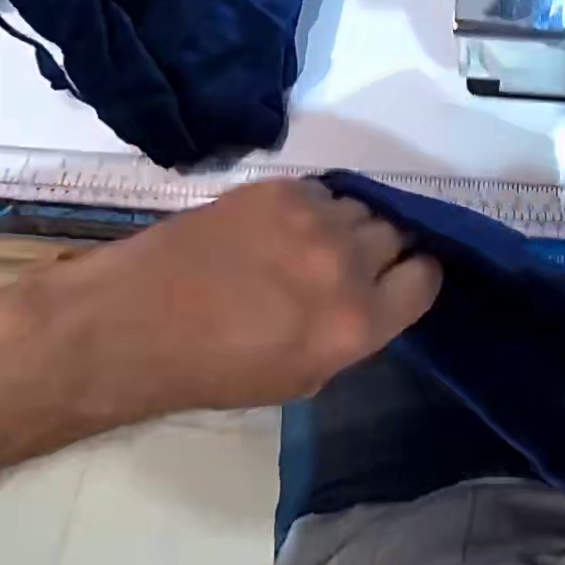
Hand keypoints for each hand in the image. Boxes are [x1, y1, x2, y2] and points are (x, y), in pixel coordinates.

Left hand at [27, 179, 441, 423]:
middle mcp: (346, 263)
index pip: (427, 276)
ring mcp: (313, 218)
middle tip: (353, 263)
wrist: (137, 322)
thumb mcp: (305, 376)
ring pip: (364, 208)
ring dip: (351, 226)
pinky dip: (315, 209)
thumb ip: (356, 332)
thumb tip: (378, 293)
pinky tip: (282, 228)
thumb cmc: (218, 368)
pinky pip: (324, 191)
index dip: (418, 276)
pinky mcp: (280, 188)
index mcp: (357, 323)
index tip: (403, 276)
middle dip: (385, 249)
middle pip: (400, 234)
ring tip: (315, 243)